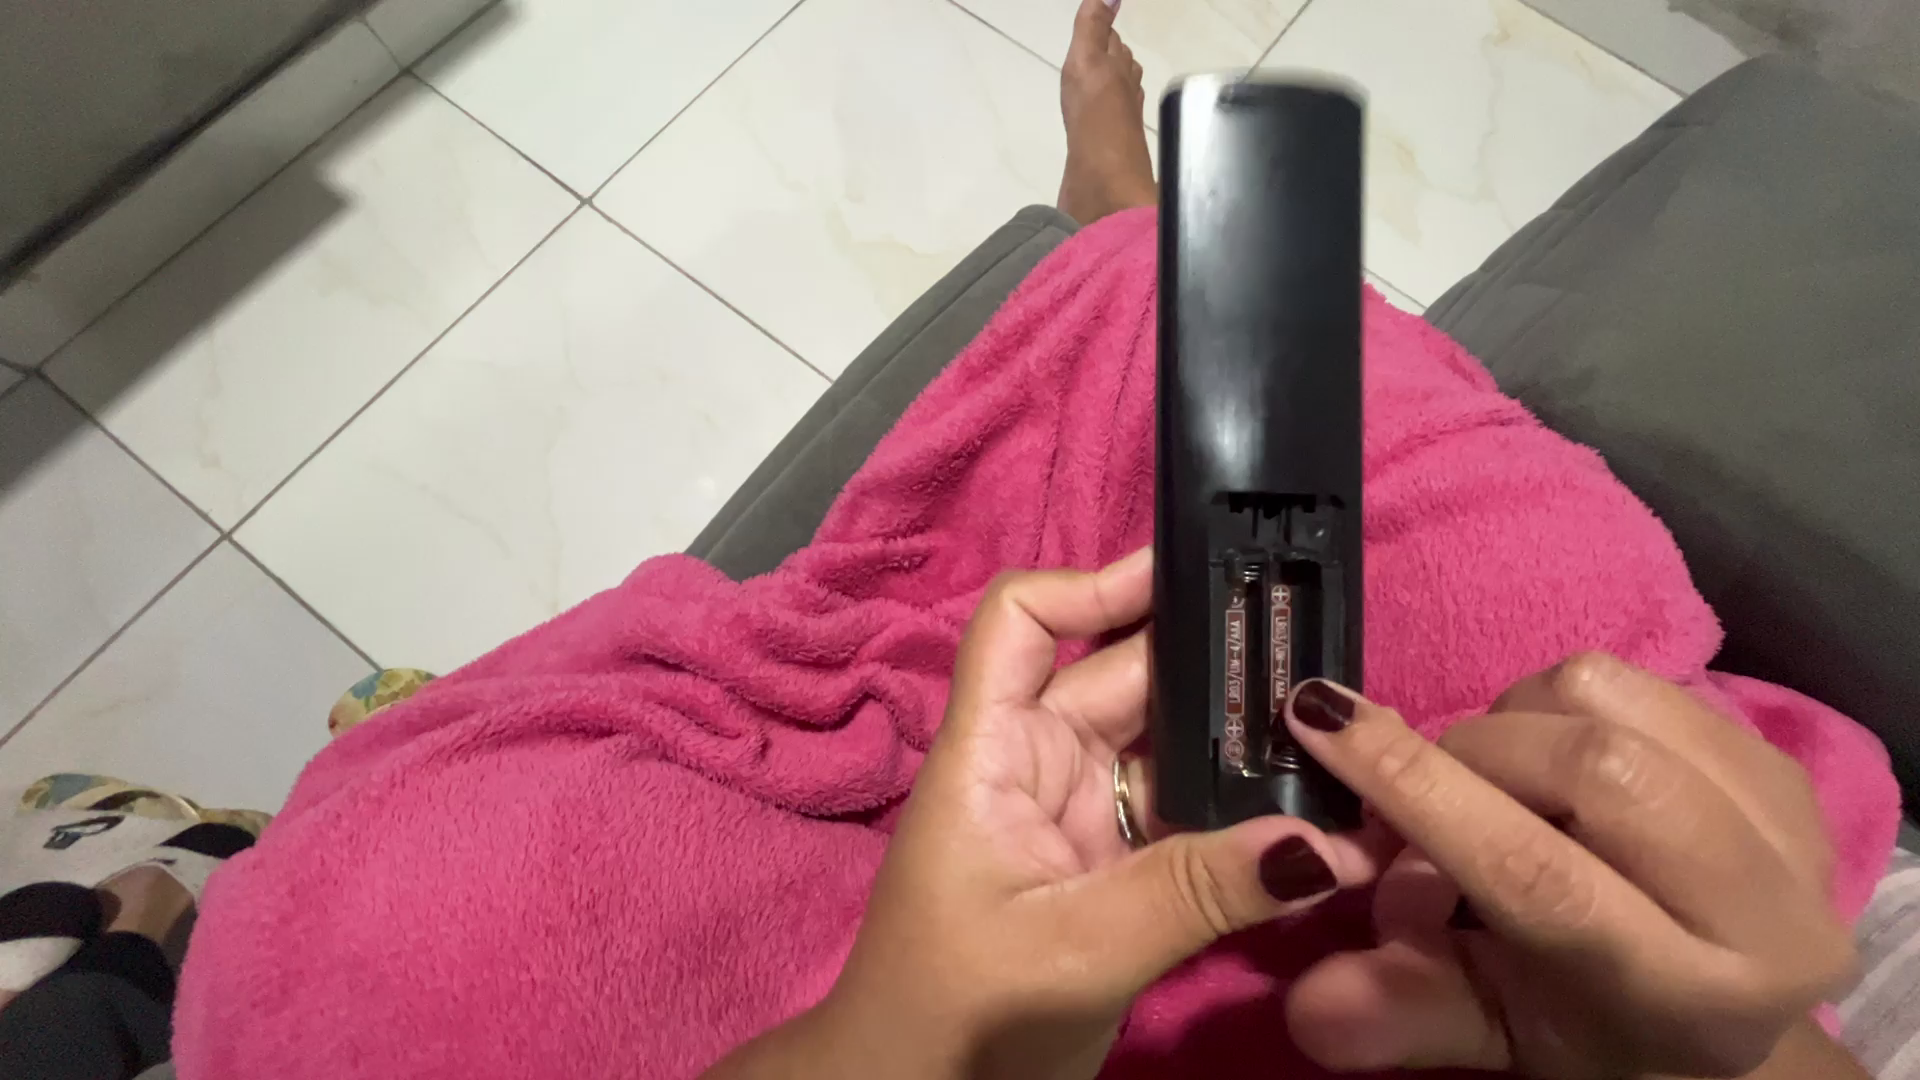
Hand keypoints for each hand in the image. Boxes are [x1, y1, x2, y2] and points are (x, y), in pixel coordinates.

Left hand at [706, 549, 1372, 1079]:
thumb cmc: (958, 1016)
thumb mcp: (1074, 951)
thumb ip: (1193, 894)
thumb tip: (1324, 845)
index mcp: (991, 746)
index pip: (1019, 620)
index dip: (1088, 585)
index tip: (1180, 578)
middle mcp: (1032, 753)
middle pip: (1113, 668)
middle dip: (1200, 650)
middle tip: (1302, 635)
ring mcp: (1073, 800)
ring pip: (1155, 731)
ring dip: (1228, 721)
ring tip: (1321, 707)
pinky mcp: (1105, 848)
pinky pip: (1174, 796)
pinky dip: (1229, 790)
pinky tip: (1297, 787)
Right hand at [1280, 654, 1858, 1079]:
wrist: (1716, 994)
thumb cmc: (1581, 1014)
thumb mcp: (1483, 1022)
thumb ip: (1394, 1008)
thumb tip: (1301, 1009)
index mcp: (1677, 989)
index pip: (1533, 870)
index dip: (1410, 783)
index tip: (1316, 715)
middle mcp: (1762, 905)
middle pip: (1585, 764)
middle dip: (1463, 752)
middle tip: (1425, 784)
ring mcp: (1786, 818)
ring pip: (1597, 697)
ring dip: (1508, 721)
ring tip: (1497, 776)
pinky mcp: (1773, 757)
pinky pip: (1625, 676)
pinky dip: (1551, 700)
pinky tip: (1551, 754)